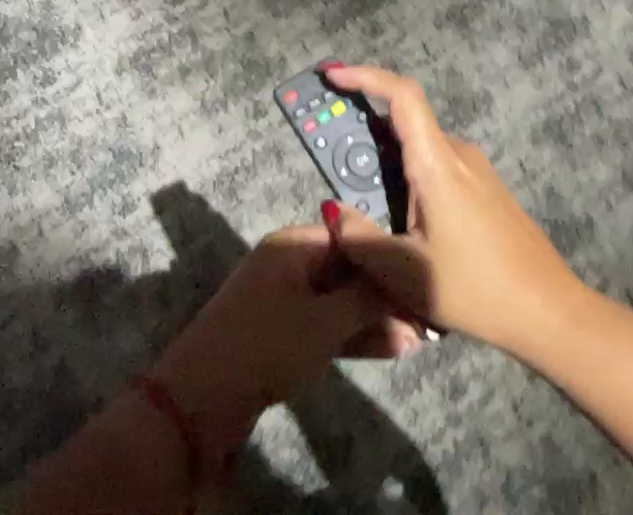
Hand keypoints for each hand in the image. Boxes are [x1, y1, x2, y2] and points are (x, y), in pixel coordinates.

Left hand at [150, 223, 419, 455]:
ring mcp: (283, 299)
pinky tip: (393, 350)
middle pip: (345, 269)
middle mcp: (288, 264)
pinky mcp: (282, 333)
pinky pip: (326, 325)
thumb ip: (366, 300)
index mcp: (292, 245)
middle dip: (384, 293)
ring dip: (375, 318)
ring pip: (338, 301)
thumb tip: (404, 284)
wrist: (203, 397)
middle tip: (429, 317)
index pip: (348, 236)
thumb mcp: (324, 321)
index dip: (385, 256)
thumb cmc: (266, 345)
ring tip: (420, 339)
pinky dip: (354, 335)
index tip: (424, 278)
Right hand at [322, 65, 588, 351]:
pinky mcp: (486, 192)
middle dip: (362, 129)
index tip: (331, 76)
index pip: (402, 96)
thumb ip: (358, 238)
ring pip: (420, 150)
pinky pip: (437, 169)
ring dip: (385, 162)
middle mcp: (459, 156)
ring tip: (358, 197)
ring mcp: (477, 172)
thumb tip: (331, 210)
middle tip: (327, 153)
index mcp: (438, 166)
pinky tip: (399, 219)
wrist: (551, 313)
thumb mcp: (402, 273)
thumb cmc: (476, 289)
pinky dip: (407, 178)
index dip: (364, 77)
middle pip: (405, 123)